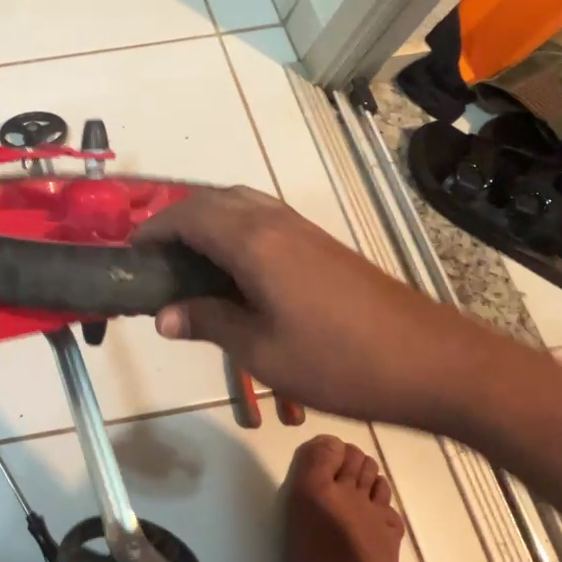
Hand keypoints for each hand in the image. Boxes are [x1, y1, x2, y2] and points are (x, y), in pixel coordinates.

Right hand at [142, 186, 502, 428]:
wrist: (432, 360)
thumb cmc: (340, 361)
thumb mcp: (263, 352)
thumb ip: (209, 324)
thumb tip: (163, 316)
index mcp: (252, 242)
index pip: (186, 217)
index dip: (152, 231)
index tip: (129, 254)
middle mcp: (272, 221)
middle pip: (210, 201)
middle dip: (175, 220)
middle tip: (154, 259)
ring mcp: (300, 228)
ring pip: (238, 202)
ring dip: (205, 217)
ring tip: (187, 258)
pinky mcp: (319, 241)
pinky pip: (260, 214)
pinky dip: (232, 224)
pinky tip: (233, 264)